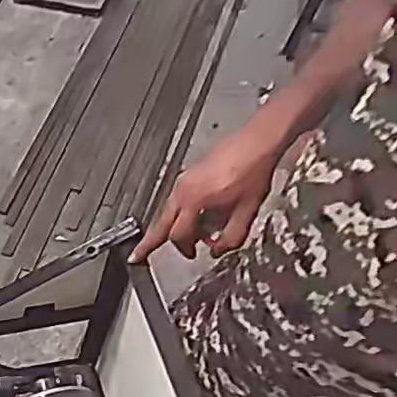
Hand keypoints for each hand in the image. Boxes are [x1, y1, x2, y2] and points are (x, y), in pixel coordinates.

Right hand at [131, 125, 285, 261]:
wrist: (258, 141)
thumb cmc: (253, 169)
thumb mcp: (247, 211)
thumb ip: (232, 236)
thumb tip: (219, 251)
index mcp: (194, 201)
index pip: (179, 234)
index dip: (185, 248)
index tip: (192, 254)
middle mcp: (183, 191)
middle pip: (160, 224)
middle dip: (149, 242)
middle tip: (138, 255)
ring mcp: (182, 182)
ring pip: (166, 213)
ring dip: (168, 228)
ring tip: (175, 238)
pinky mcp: (188, 176)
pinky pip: (174, 202)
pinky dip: (177, 215)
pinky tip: (191, 218)